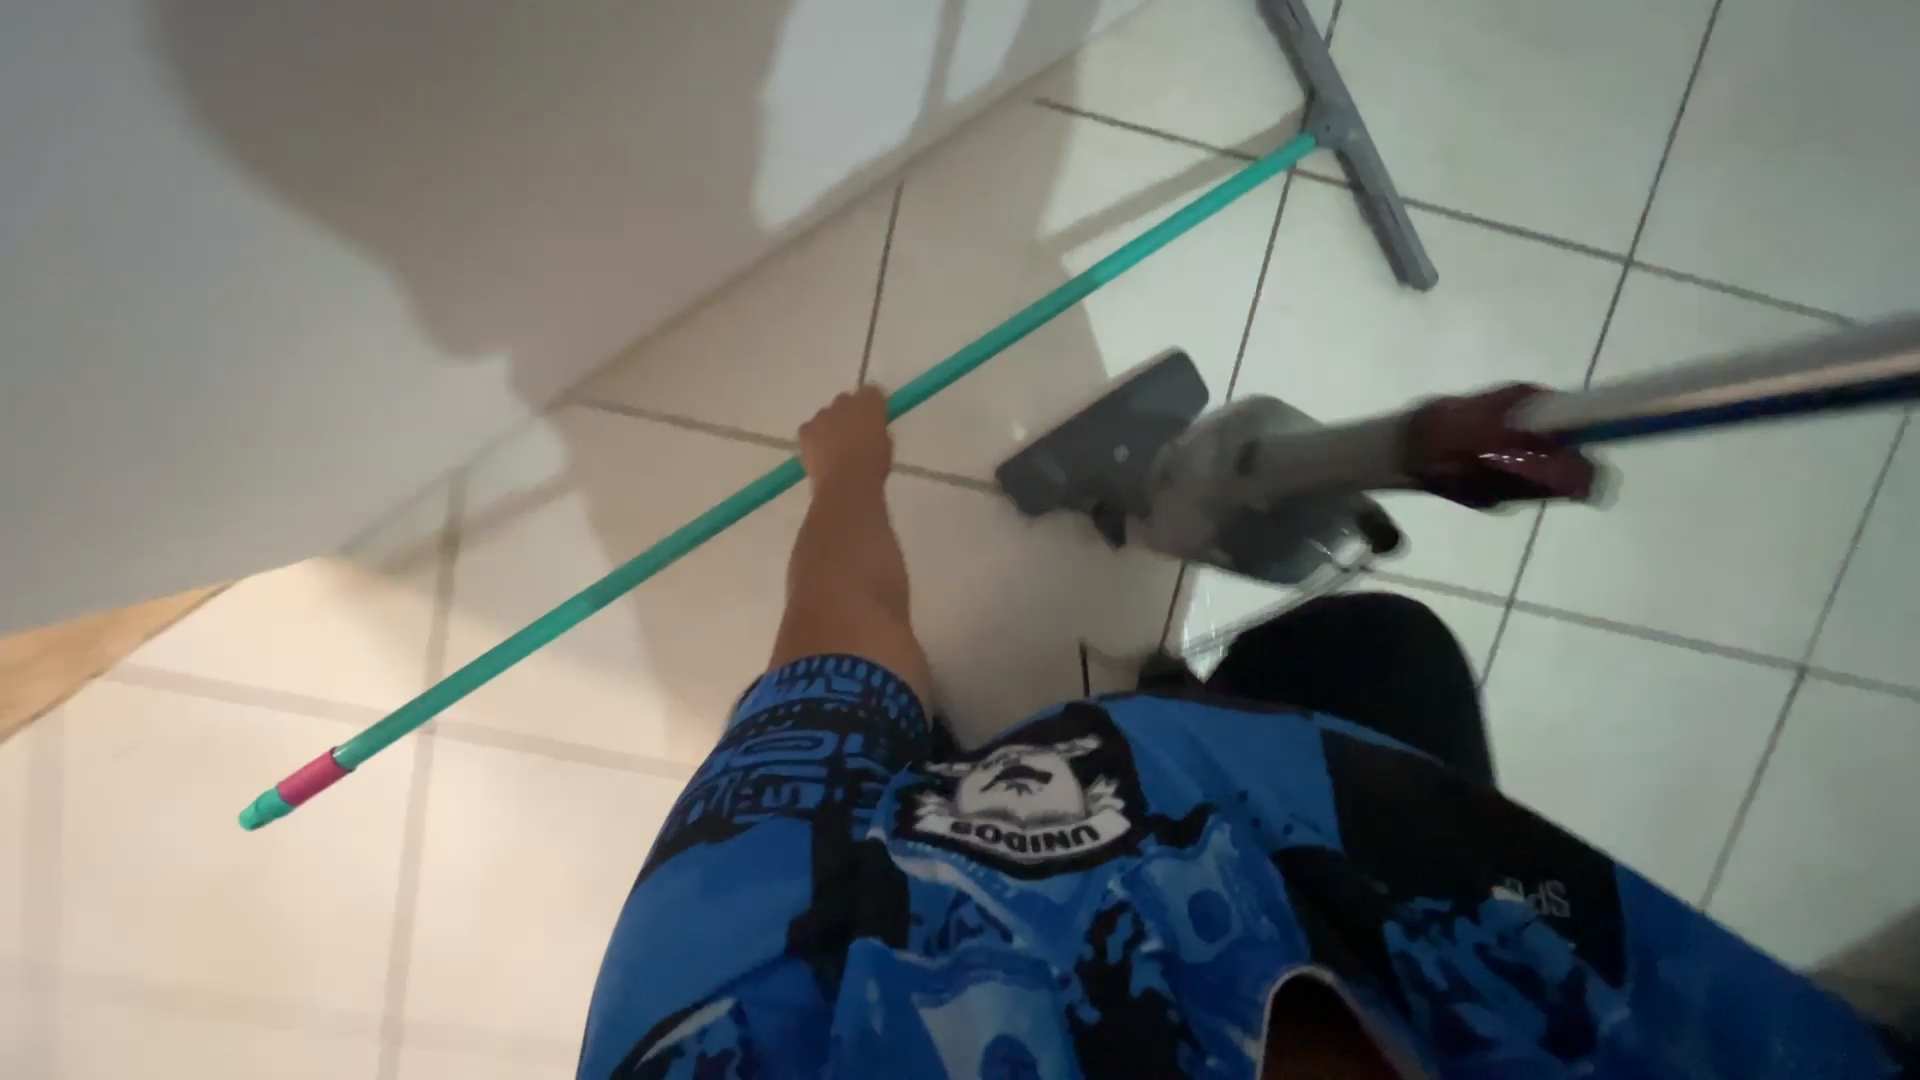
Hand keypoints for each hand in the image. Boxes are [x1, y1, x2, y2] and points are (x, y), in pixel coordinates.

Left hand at [798, 385, 892, 489]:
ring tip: (835, 449)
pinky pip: (811, 429)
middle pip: (846, 401)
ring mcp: (822, 415)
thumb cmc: (873, 466)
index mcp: (869, 404)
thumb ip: (877, 429)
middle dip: (849, 413)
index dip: (872, 405)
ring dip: (831, 426)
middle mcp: (843, 402)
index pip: (871, 392)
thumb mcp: (886, 444)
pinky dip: (815, 438)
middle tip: (854, 435)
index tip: (874, 418)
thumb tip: (871, 428)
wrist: (847, 484)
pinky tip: (821, 454)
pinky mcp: (806, 430)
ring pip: (826, 415)